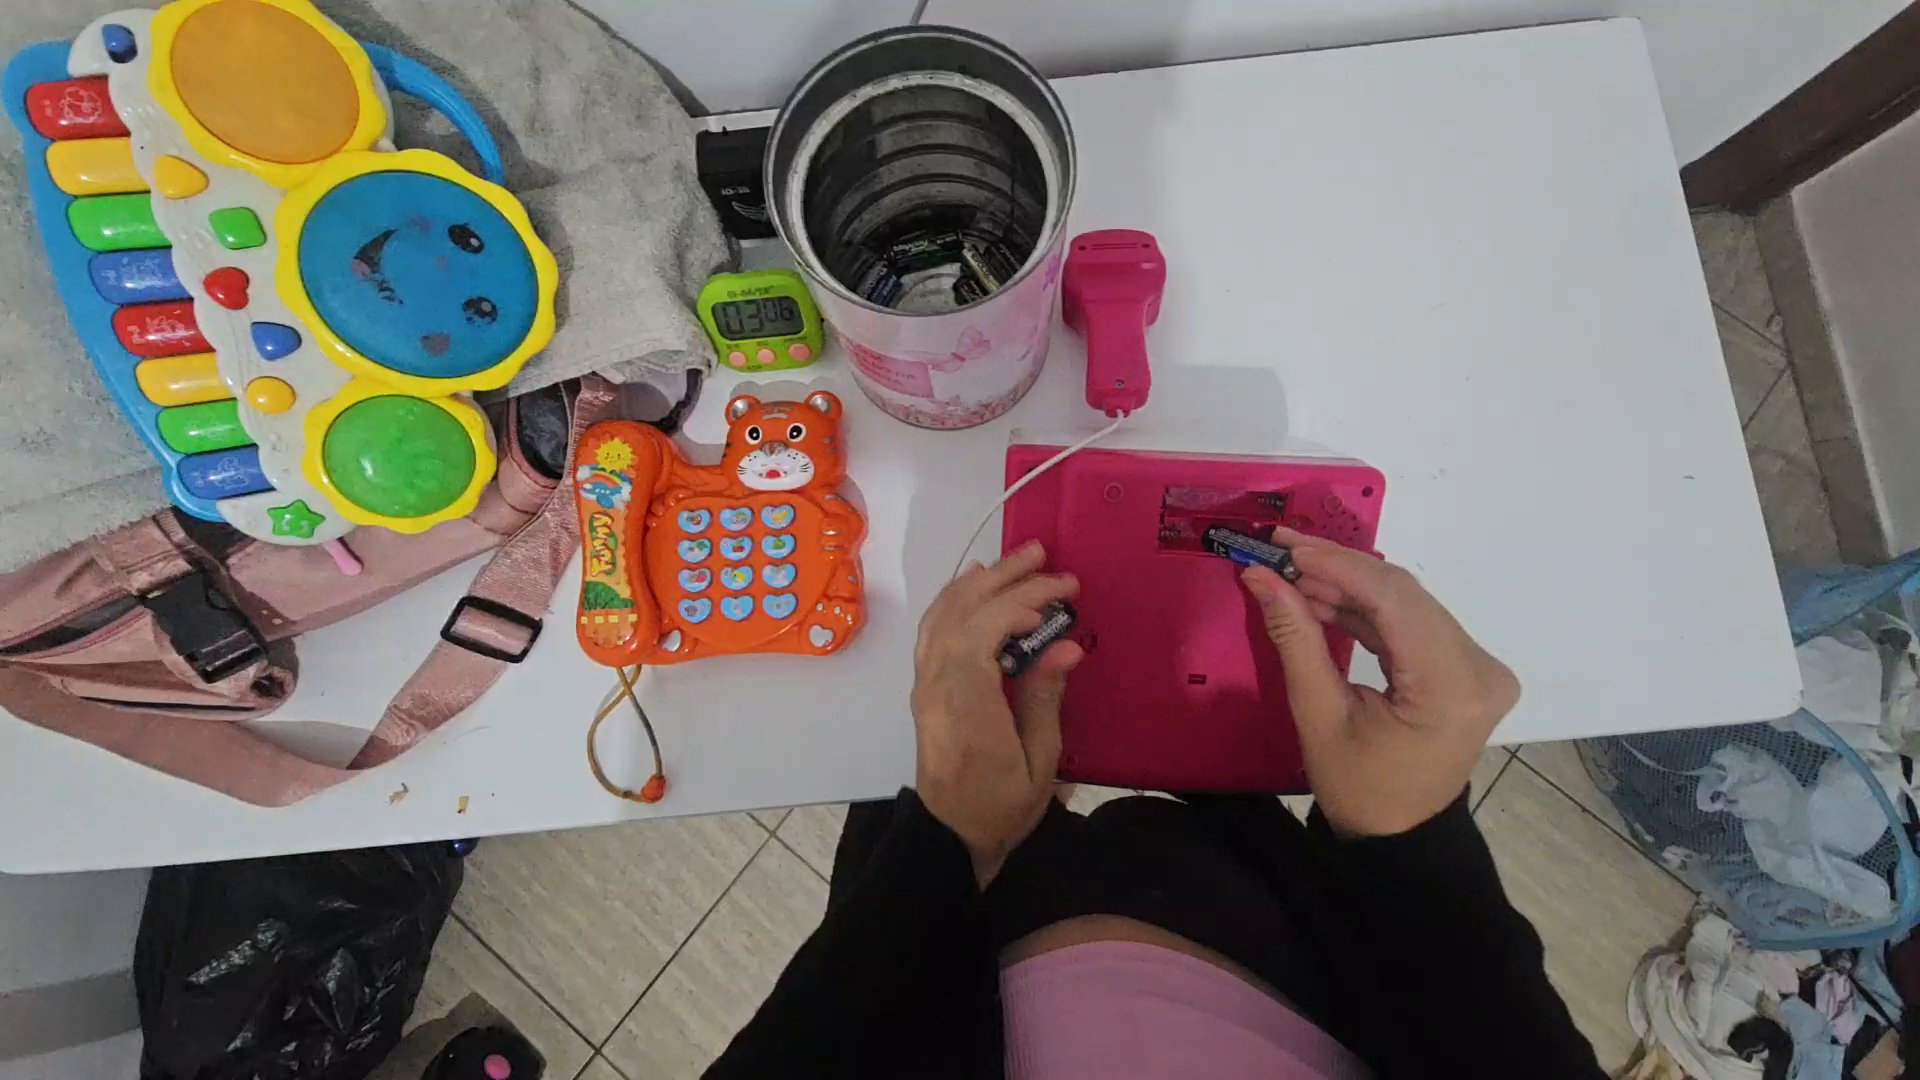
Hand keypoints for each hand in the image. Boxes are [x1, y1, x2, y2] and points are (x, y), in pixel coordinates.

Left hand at [912, 542, 1082, 885]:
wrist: (948, 835)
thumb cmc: (1000, 807)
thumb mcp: (1038, 763)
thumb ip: (1045, 698)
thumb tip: (1066, 644)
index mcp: (965, 702)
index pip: (986, 628)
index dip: (1024, 600)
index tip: (1063, 592)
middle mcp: (936, 682)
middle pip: (963, 610)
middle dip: (1004, 577)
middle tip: (1043, 554)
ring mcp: (924, 681)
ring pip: (943, 614)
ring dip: (979, 581)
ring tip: (1014, 562)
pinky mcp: (923, 685)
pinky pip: (933, 628)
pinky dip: (953, 599)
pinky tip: (973, 585)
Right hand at [1241, 528, 1519, 836]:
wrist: (1398, 832)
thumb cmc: (1357, 784)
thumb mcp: (1317, 713)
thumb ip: (1294, 638)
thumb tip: (1261, 577)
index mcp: (1451, 687)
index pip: (1395, 601)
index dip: (1338, 566)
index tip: (1285, 548)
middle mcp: (1478, 666)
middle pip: (1402, 593)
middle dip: (1336, 566)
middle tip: (1278, 547)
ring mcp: (1474, 664)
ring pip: (1403, 600)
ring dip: (1344, 582)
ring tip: (1288, 570)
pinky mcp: (1460, 665)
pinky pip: (1406, 620)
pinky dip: (1360, 605)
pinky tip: (1317, 596)